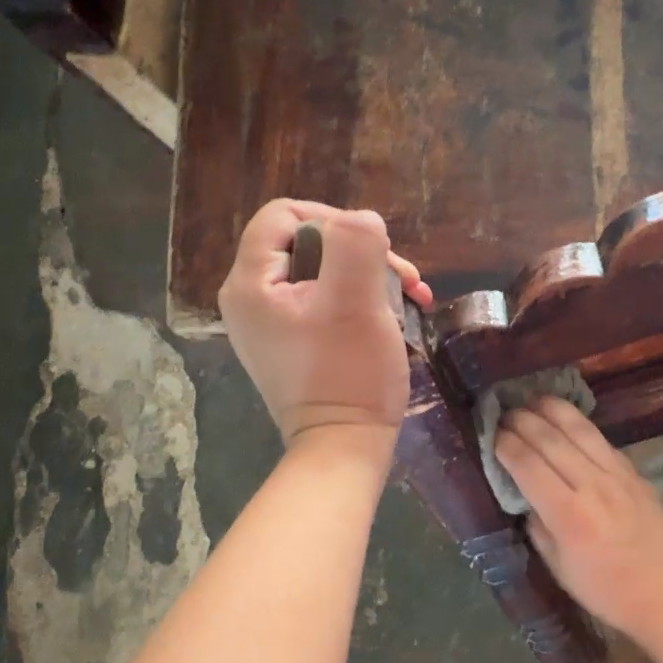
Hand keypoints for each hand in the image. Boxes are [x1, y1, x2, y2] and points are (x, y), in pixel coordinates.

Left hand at [217, 201, 437, 458]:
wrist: (345, 447)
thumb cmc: (350, 375)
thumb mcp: (358, 302)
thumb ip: (357, 246)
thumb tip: (364, 220)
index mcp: (251, 282)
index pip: (284, 215)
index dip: (335, 219)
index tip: (380, 250)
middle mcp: (251, 300)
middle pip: (307, 245)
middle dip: (364, 255)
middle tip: (409, 282)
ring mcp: (270, 328)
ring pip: (323, 276)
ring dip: (371, 281)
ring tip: (411, 302)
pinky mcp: (293, 350)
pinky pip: (325, 307)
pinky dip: (360, 305)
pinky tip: (393, 321)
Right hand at [494, 398, 662, 638]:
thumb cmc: (608, 592)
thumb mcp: (560, 568)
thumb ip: (539, 527)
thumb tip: (524, 497)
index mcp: (569, 514)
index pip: (528, 465)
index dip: (505, 445)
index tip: (489, 435)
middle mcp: (594, 485)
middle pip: (551, 440)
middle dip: (523, 421)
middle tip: (503, 411)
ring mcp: (620, 476)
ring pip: (581, 431)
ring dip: (553, 411)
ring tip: (532, 400)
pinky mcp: (637, 475)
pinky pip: (603, 442)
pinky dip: (581, 427)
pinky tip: (569, 421)